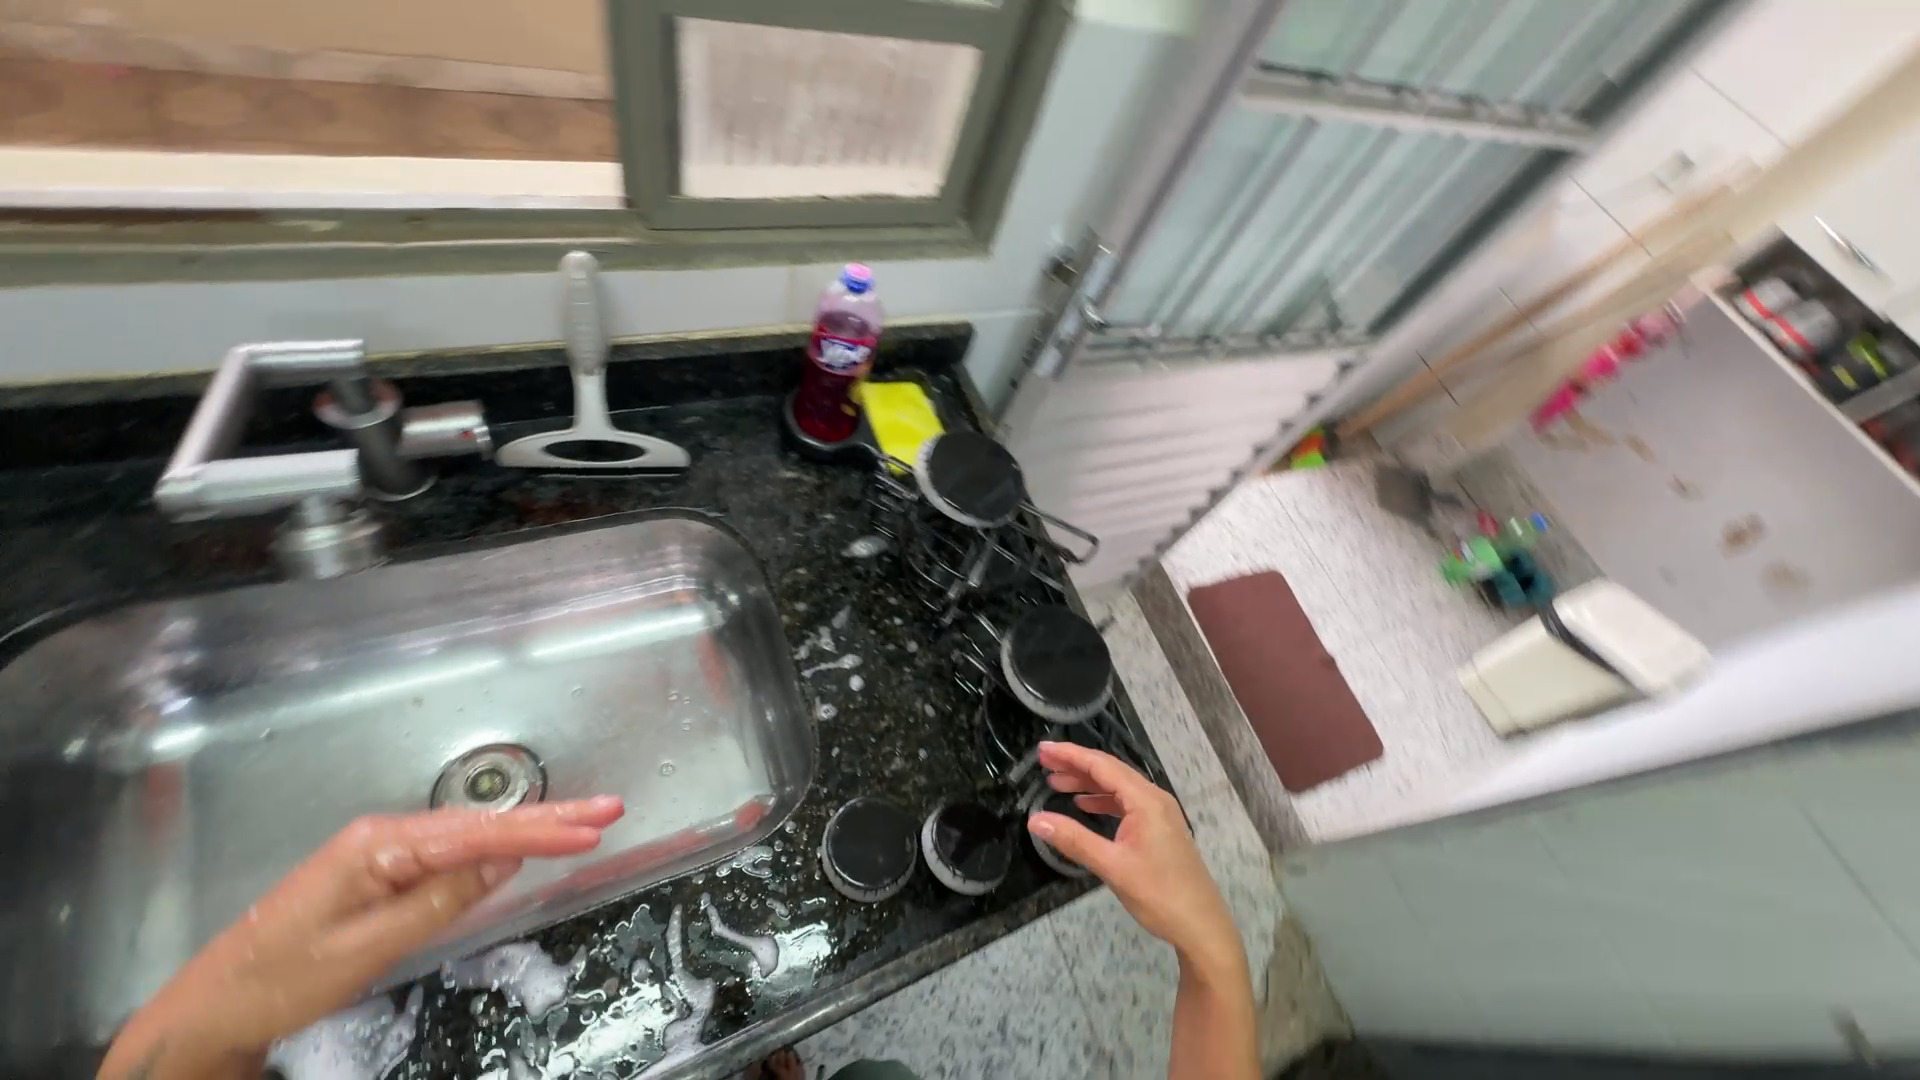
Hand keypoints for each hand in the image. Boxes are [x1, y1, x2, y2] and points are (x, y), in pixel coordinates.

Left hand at [100, 797, 624, 1079]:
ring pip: (473, 833)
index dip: (543, 830)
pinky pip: (453, 850)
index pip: (479, 833)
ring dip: (532, 828)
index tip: (593, 828)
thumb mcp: (365, 947)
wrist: (206, 1011)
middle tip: (607, 809)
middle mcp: (387, 833)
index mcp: (381, 844)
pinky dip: (499, 844)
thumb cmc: (279, 983)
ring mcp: (385, 848)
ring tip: (583, 823)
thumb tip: (508, 859)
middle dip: (551, 816)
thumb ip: (441, 898)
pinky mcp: (384, 867)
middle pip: (483, 822)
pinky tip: (526, 843)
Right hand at [1027, 741, 1242, 976]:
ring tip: (1056, 783)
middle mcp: (1154, 798)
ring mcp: (1159, 813)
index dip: (1070, 755)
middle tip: (1043, 763)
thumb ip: (1073, 840)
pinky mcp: (1159, 828)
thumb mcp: (1112, 867)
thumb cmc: (1159, 894)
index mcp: (1145, 800)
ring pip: (1118, 787)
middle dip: (1076, 765)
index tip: (1043, 750)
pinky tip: (1085, 806)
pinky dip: (1103, 800)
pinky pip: (1126, 803)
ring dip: (1087, 783)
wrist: (1202, 927)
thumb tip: (1035, 820)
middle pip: (1110, 771)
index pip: (1102, 766)